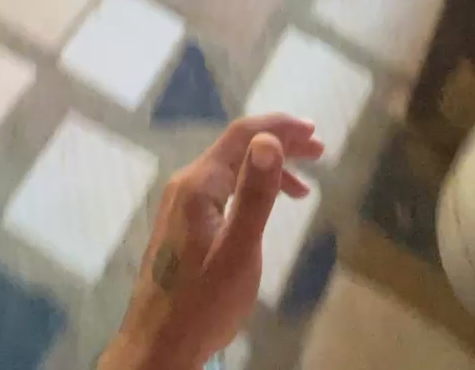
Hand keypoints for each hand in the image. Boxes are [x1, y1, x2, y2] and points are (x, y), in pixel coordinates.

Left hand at [99, 115, 324, 369]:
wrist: (156, 349)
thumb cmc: (203, 304)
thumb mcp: (239, 250)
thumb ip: (255, 193)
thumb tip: (270, 139)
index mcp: (199, 183)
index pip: (242, 134)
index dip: (279, 127)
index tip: (314, 131)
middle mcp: (187, 183)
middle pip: (237, 147)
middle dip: (279, 143)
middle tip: (318, 149)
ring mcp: (182, 203)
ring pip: (231, 168)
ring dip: (268, 168)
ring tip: (305, 183)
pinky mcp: (183, 223)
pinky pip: (223, 189)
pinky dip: (251, 189)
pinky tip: (270, 206)